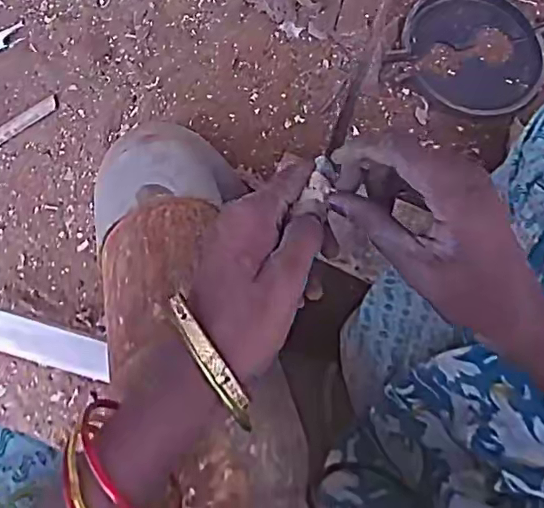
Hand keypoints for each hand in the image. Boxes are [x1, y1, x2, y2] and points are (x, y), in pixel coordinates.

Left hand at [186, 160, 325, 378]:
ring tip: (314, 287)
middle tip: (334, 256)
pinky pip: (263, 244)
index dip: (319, 181)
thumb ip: (305, 235)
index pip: (291, 176)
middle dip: (312, 225)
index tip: (342, 199)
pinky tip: (295, 291)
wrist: (201, 365)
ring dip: (300, 248)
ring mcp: (229, 235)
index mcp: (250, 214)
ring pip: (277, 225)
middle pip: (285, 202)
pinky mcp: (227, 255)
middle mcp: (236, 215)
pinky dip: (282, 260)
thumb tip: (317, 204)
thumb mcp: (286, 281)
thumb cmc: (248, 324)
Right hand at [328, 136, 543, 353]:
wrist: (520, 310)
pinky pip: (427, 167)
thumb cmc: (471, 296)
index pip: (396, 147)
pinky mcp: (469, 182)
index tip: (333, 167)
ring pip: (412, 155)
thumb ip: (375, 225)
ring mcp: (468, 174)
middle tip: (346, 196)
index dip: (360, 150)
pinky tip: (388, 206)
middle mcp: (462, 170)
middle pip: (402, 147)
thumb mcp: (416, 265)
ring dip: (384, 173)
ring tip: (367, 208)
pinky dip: (402, 180)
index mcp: (451, 187)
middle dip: (368, 164)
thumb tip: (337, 199)